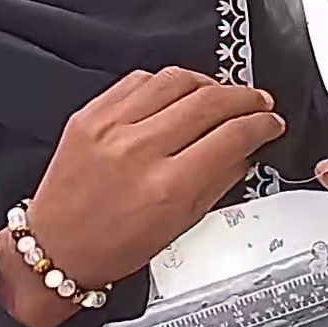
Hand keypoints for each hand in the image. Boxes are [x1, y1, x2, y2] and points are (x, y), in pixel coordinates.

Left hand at [0, 68, 284, 326]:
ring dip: (209, 83)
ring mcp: (111, 127)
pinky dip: (167, 82)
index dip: (261, 123)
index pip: (232, 136)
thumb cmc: (114, 246)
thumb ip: (219, 182)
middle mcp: (139, 151)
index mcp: (167, 187)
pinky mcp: (90, 115)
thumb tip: (245, 149)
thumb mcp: (181, 224)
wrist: (57, 246)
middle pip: (209, 101)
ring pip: (176, 81)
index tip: (270, 122)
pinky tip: (177, 93)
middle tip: (256, 101)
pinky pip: (139, 80)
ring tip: (220, 94)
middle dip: (244, 97)